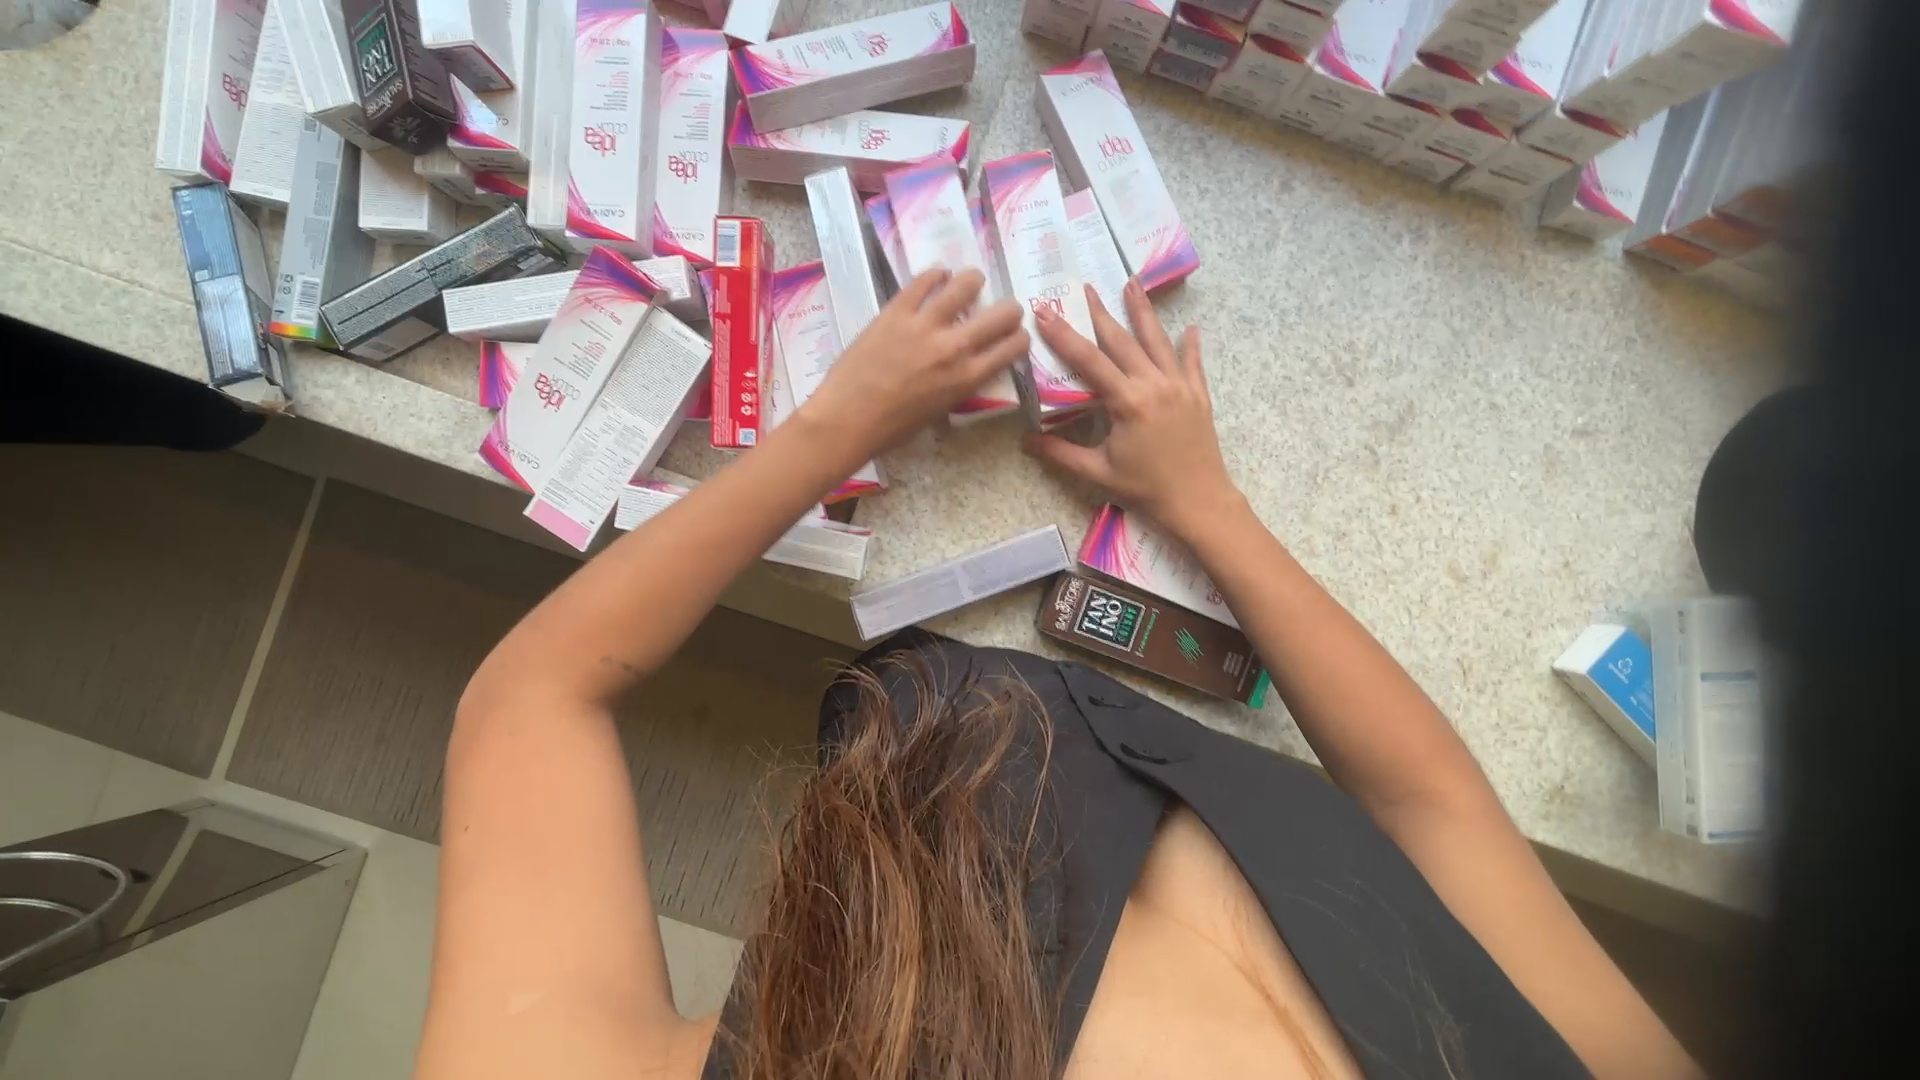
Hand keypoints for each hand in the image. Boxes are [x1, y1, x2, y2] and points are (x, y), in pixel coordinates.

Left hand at [798, 268, 1027, 458]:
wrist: (849, 418)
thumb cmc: (893, 428)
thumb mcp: (939, 412)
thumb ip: (959, 385)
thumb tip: (966, 367)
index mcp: (967, 378)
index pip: (1012, 348)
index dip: (1020, 338)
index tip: (1017, 336)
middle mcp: (954, 347)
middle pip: (1001, 314)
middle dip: (1010, 310)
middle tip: (1004, 309)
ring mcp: (925, 325)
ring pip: (965, 285)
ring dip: (974, 281)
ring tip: (973, 281)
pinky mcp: (897, 311)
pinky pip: (923, 281)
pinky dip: (936, 275)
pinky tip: (939, 275)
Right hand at [1023, 280, 1240, 536]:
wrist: (1199, 502)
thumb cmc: (1145, 489)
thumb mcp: (1098, 472)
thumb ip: (1060, 453)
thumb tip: (1025, 440)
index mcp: (1128, 401)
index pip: (1089, 360)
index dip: (1064, 336)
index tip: (1045, 313)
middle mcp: (1155, 384)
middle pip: (1123, 341)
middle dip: (1101, 313)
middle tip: (1085, 286)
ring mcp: (1180, 387)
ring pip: (1158, 341)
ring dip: (1143, 312)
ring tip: (1133, 284)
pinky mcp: (1198, 396)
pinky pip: (1192, 363)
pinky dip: (1190, 345)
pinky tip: (1191, 328)